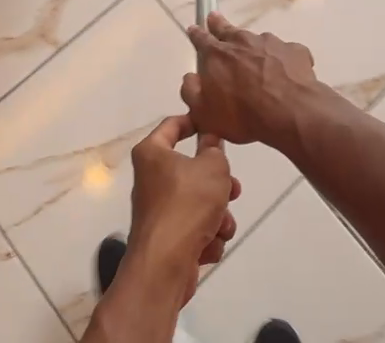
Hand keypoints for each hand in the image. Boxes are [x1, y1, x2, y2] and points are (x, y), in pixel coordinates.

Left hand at [127, 114, 240, 295]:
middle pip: (192, 171)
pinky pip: (195, 229)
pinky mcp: (167, 239)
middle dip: (218, 184)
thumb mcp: (212, 167)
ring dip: (218, 215)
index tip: (214, 122)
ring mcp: (158, 211)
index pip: (172, 125)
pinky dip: (206, 236)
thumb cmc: (187, 204)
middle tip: (233, 189)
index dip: (194, 120)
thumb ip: (214, 149)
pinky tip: (209, 244)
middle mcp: (151, 179)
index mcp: (152, 153)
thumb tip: (209, 139)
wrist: (165, 265)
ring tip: (222, 225)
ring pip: (199, 203)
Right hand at [182, 12, 326, 147]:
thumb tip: (190, 78)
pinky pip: (284, 54)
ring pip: (257, 41)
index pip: (201, 38)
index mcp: (217, 55)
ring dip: (254, 49)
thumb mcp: (204, 113)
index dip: (196, 34)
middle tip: (214, 18)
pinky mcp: (294, 51)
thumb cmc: (243, 116)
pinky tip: (285, 77)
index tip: (193, 28)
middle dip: (218, 24)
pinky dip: (281, 62)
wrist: (291, 115)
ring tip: (257, 65)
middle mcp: (242, 41)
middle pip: (227, 29)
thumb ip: (191, 92)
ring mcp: (270, 43)